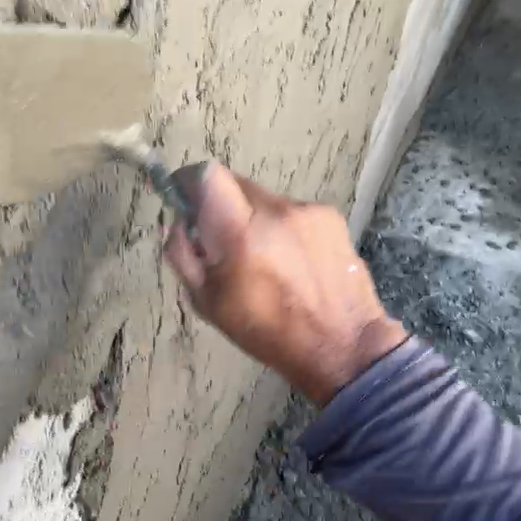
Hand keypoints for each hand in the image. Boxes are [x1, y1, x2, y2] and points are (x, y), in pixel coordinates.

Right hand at [163, 162, 408, 405]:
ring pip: (262, 197)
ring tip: (262, 257)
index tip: (181, 195)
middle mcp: (275, 211)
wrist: (343, 345)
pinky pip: (289, 210)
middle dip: (219, 203)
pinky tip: (291, 260)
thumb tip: (176, 221)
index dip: (188, 179)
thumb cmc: (266, 331)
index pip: (207, 174)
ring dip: (251, 216)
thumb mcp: (207, 302)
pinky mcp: (330, 215)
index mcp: (240, 234)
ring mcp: (306, 210)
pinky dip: (280, 227)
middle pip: (233, 182)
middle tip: (220, 238)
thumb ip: (183, 255)